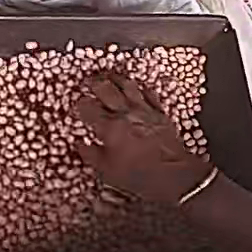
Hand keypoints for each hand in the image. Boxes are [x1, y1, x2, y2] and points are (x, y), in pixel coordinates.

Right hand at [72, 72, 213, 203]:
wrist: (174, 174)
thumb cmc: (140, 175)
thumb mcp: (108, 171)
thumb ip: (92, 155)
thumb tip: (80, 145)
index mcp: (109, 128)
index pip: (88, 108)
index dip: (80, 104)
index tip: (77, 105)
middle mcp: (125, 114)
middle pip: (106, 89)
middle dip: (94, 83)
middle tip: (87, 81)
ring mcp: (144, 110)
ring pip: (127, 85)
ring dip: (115, 78)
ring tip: (108, 75)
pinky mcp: (159, 112)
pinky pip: (148, 93)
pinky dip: (139, 87)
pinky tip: (136, 86)